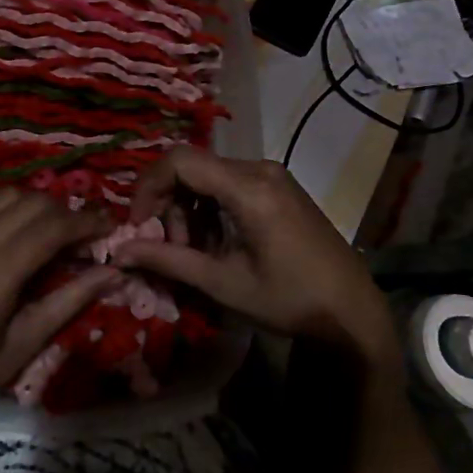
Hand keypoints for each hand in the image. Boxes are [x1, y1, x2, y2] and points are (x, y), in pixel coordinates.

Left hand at [0, 188, 117, 448]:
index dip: (85, 222)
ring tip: (47, 229)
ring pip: (1, 195)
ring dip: (32, 206)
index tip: (107, 226)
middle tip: (82, 234)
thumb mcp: (24, 347)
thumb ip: (70, 301)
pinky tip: (4, 225)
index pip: (49, 229)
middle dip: (64, 213)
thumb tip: (116, 271)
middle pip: (29, 205)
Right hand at [123, 149, 443, 472]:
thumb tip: (119, 251)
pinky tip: (218, 245)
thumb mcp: (223, 283)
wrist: (352, 311)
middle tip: (171, 250)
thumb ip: (168, 261)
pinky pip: (229, 185)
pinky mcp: (278, 187)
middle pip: (192, 169)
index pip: (179, 161)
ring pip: (208, 177)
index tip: (139, 225)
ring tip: (195, 254)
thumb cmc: (289, 300)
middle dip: (170, 207)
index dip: (149, 188)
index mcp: (248, 188)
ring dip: (189, 211)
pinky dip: (211, 210)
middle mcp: (260, 169)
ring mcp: (272, 175)